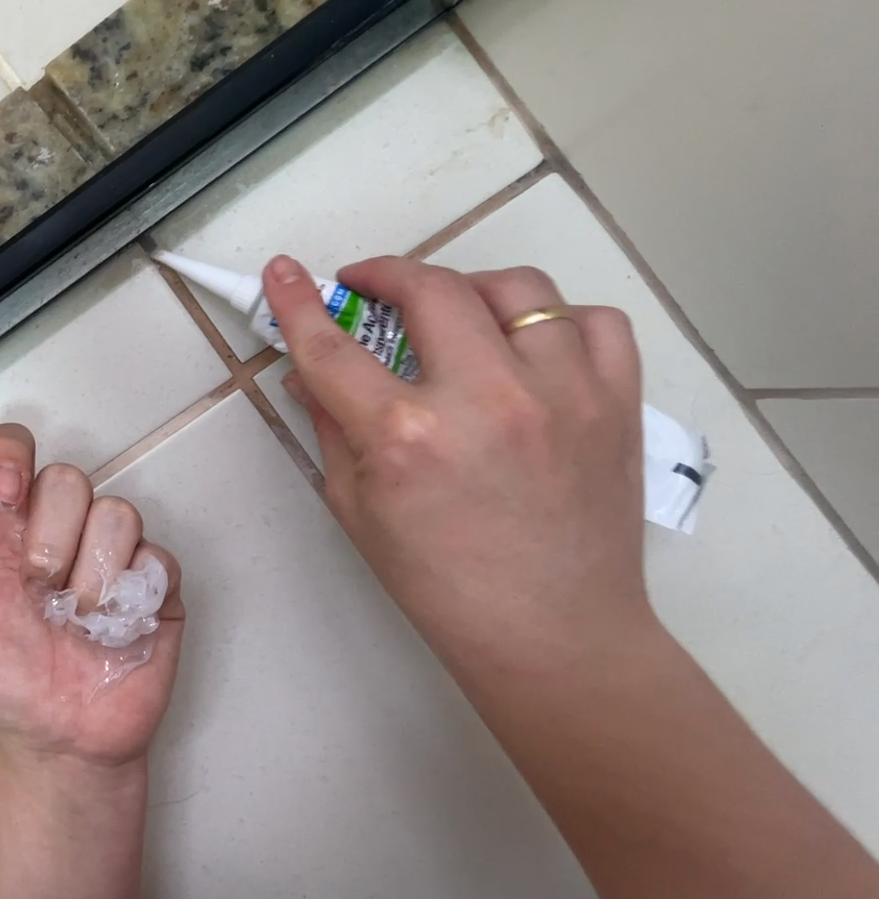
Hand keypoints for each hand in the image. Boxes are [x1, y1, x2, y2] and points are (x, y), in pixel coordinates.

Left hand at [0, 423, 184, 769]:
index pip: (11, 459)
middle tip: (40, 593)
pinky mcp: (154, 583)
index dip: (10, 459)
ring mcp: (109, 555)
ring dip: (91, 578)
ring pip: (114, 512)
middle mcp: (60, 533)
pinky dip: (129, 597)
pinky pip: (155, 556)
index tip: (3, 495)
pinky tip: (111, 629)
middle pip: (67, 479)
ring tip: (77, 620)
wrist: (62, 740)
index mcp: (8, 535)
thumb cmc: (1, 684)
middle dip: (50, 542)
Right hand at [264, 254, 651, 668]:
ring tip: (448, 311)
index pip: (332, 349)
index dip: (298, 303)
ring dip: (466, 287)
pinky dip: (552, 318)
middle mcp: (485, 399)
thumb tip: (307, 372)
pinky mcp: (616, 402)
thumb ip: (329, 426)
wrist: (550, 630)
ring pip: (517, 289)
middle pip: (429, 291)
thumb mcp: (354, 504)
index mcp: (406, 435)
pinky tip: (525, 344)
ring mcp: (562, 394)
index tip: (281, 268)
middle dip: (385, 273)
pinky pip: (592, 321)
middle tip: (364, 286)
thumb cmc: (433, 578)